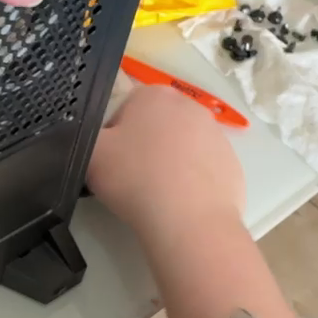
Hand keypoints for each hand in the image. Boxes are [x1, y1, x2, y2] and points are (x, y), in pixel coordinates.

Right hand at [87, 85, 245, 233]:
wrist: (189, 222)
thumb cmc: (135, 178)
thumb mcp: (90, 151)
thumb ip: (84, 134)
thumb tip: (93, 136)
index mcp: (154, 94)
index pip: (123, 109)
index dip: (112, 137)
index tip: (110, 161)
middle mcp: (189, 106)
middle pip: (154, 125)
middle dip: (142, 146)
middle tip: (130, 177)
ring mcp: (217, 136)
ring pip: (180, 147)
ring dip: (167, 164)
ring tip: (155, 194)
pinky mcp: (232, 165)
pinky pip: (201, 170)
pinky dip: (189, 183)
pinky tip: (179, 203)